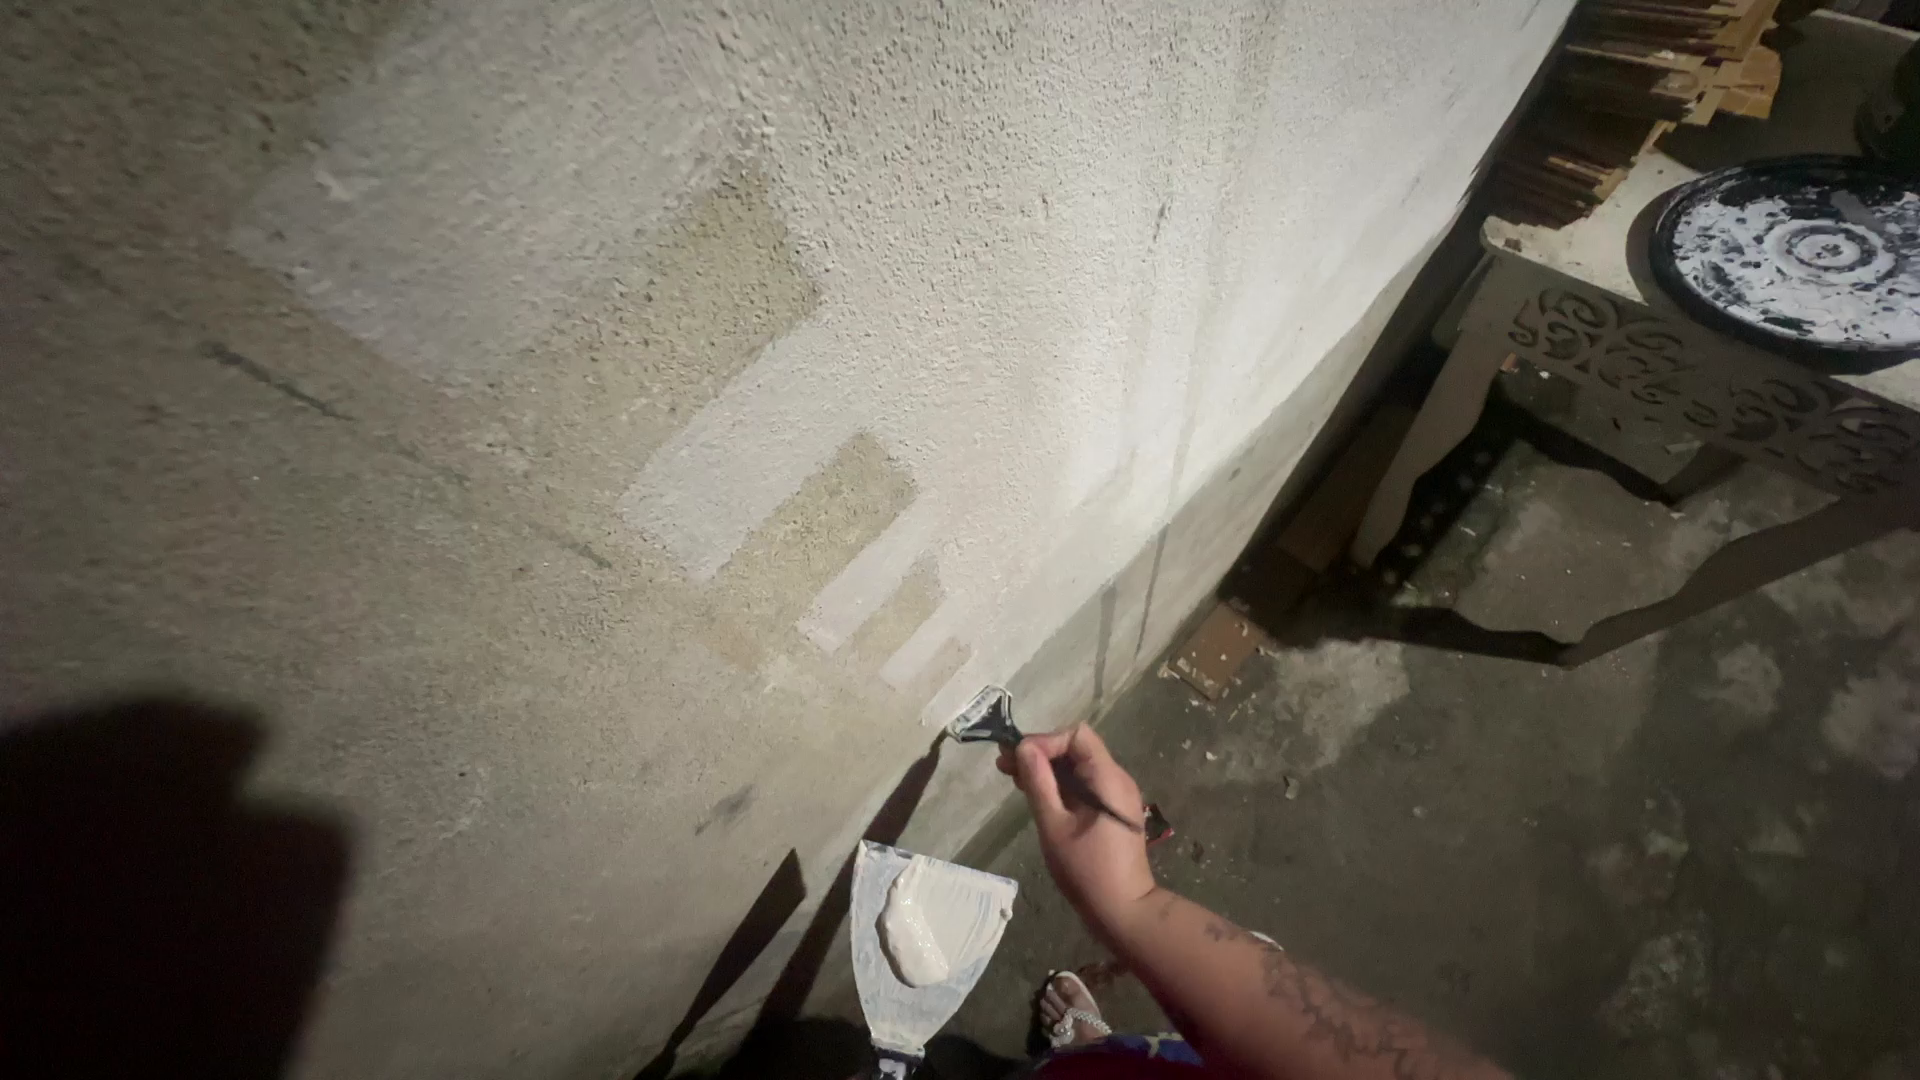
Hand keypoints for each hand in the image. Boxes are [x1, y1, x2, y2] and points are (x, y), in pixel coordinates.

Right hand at [997, 725, 1157, 933]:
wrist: (1124, 912)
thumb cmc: (1087, 871)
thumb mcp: (1054, 826)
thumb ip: (1038, 783)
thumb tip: (1023, 747)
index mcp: (1108, 778)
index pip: (1076, 736)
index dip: (1045, 741)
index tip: (1018, 758)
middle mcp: (1116, 779)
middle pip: (1076, 748)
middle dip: (1040, 752)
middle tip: (1005, 765)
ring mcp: (1115, 794)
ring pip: (1077, 766)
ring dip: (1046, 768)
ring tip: (1012, 777)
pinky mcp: (1110, 809)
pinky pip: (1082, 784)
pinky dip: (1058, 784)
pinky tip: (1034, 792)